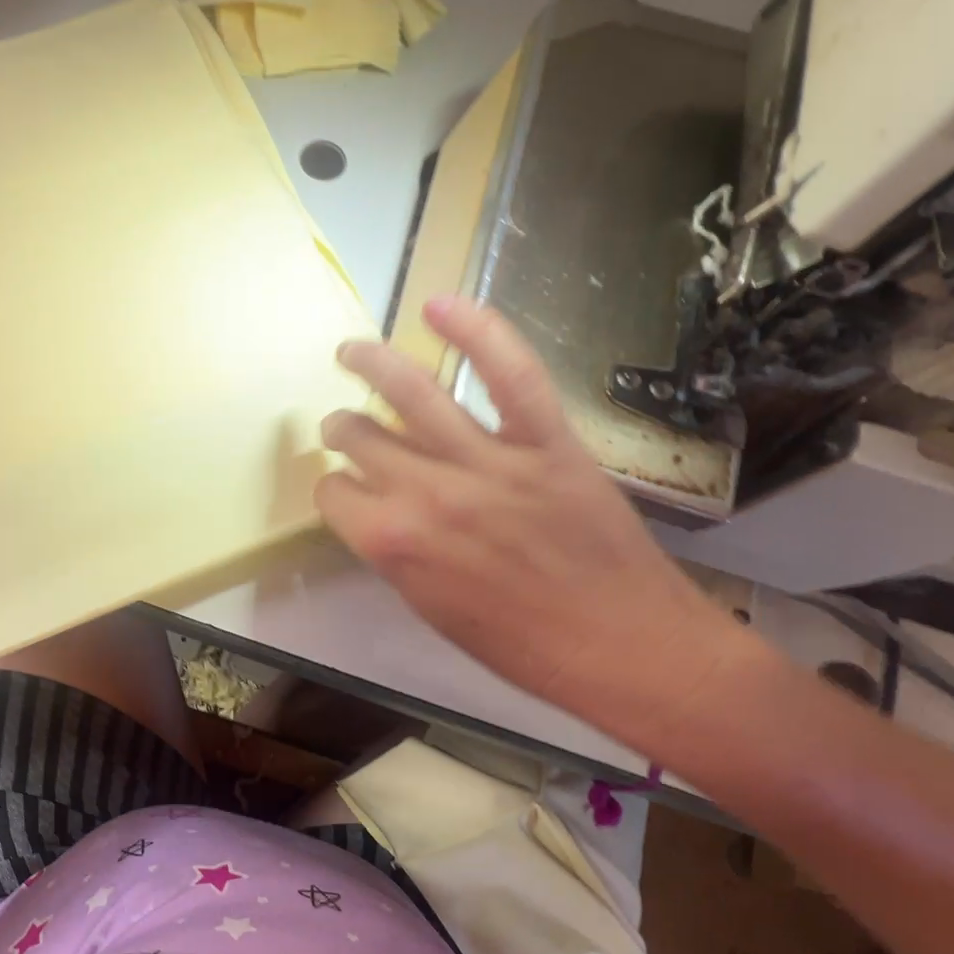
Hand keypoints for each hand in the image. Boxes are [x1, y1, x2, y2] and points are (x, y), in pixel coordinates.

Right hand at [314, 296, 755, 720]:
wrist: (621, 647)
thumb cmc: (514, 643)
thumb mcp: (425, 605)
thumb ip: (392, 549)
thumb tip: (376, 509)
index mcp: (389, 541)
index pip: (333, 491)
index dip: (334, 489)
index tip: (346, 491)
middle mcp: (425, 492)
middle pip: (360, 436)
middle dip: (341, 428)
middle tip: (342, 426)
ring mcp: (488, 462)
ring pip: (413, 394)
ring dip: (371, 365)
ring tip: (352, 351)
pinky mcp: (547, 444)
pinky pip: (509, 375)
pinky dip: (478, 332)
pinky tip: (440, 306)